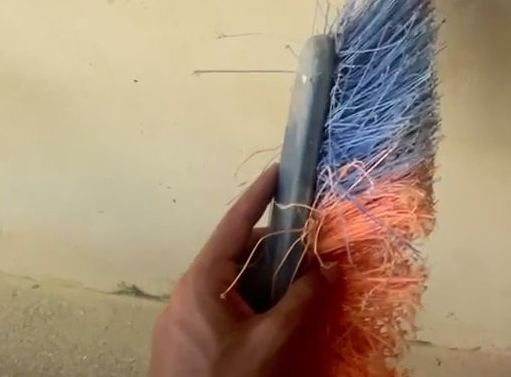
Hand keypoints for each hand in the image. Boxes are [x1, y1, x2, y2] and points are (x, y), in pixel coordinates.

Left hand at [151, 164, 327, 376]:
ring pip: (230, 279)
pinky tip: (272, 315)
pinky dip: (248, 299)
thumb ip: (302, 299)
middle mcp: (186, 291)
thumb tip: (330, 269)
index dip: (260, 194)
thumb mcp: (270, 342)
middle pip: (236, 252)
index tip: (280, 168)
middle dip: (274, 249)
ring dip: (264, 278)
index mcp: (201, 282)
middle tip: (308, 253)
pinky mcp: (182, 340)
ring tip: (295, 289)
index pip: (235, 223)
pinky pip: (220, 303)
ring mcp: (181, 317)